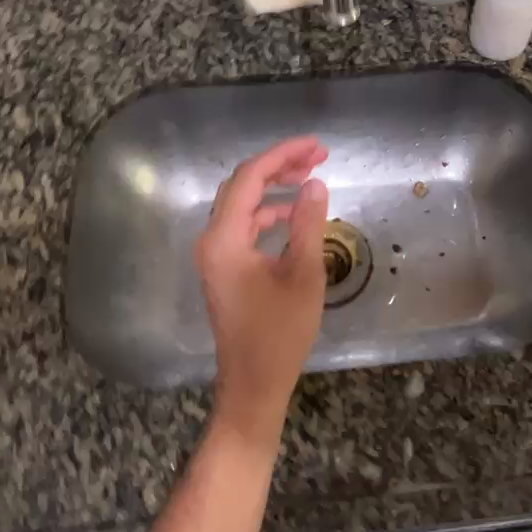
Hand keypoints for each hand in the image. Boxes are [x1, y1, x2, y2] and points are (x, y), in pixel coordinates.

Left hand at [196, 136, 330, 442]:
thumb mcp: (303, 275)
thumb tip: (315, 184)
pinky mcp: (223, 267)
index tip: (317, 146)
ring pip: (242, 203)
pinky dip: (268, 211)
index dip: (284, 155)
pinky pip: (243, 224)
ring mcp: (215, 254)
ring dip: (274, 187)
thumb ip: (307, 224)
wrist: (253, 385)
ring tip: (311, 178)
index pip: (251, 178)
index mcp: (225, 239)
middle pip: (242, 185)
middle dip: (280, 165)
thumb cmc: (279, 334)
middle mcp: (212, 240)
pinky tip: (294, 213)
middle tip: (319, 156)